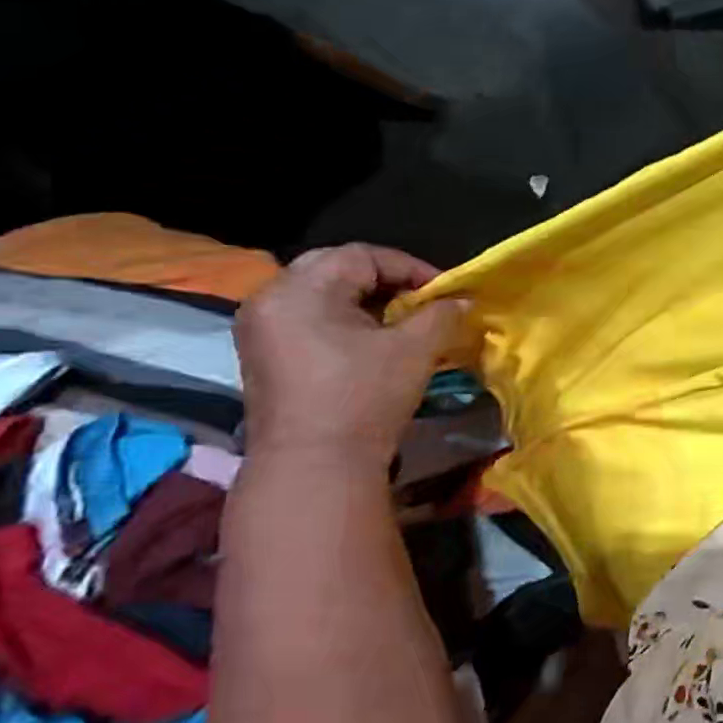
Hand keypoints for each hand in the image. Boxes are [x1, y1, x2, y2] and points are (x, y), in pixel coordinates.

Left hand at [235, 244, 464, 467]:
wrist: (315, 467)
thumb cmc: (364, 398)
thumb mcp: (413, 350)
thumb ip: (441, 315)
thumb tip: (461, 301)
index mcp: (300, 289)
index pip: (362, 256)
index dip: (411, 268)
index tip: (445, 292)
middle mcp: (270, 299)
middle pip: (336, 269)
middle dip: (386, 282)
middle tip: (422, 303)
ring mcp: (261, 330)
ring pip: (321, 295)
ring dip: (366, 302)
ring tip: (403, 324)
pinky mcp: (264, 356)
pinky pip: (308, 320)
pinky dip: (344, 322)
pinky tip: (372, 345)